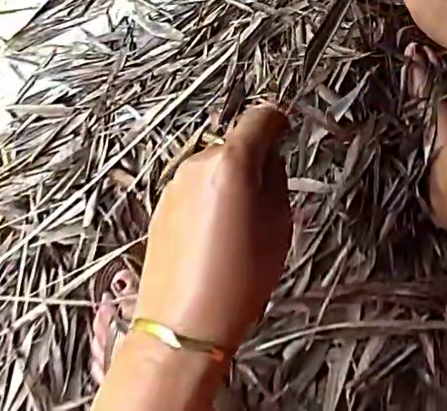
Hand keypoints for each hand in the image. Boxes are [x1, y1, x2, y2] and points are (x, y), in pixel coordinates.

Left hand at [133, 105, 292, 350]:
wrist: (183, 330)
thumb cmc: (234, 282)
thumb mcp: (279, 222)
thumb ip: (276, 178)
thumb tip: (270, 161)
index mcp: (232, 162)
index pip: (260, 116)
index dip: (278, 120)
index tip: (284, 128)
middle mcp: (199, 165)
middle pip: (237, 143)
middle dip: (254, 161)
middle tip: (267, 196)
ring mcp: (176, 185)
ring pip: (216, 166)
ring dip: (231, 181)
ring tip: (240, 225)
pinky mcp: (162, 206)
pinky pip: (197, 188)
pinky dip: (210, 199)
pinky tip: (217, 236)